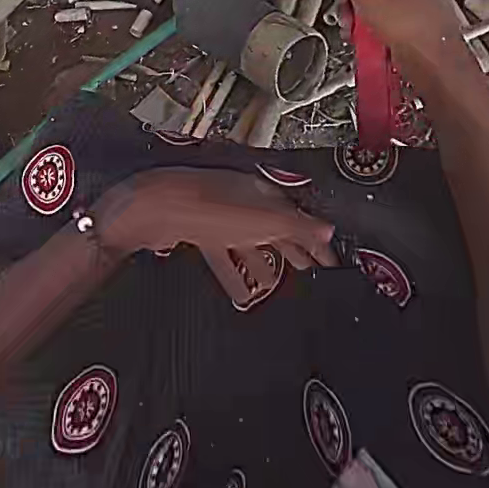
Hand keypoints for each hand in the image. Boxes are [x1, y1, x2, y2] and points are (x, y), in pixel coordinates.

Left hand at [90, 168, 336, 302]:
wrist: (159, 208)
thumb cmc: (214, 207)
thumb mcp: (264, 218)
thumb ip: (296, 226)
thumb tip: (329, 230)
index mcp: (260, 191)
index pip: (295, 215)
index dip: (313, 239)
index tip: (329, 262)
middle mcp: (240, 200)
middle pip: (272, 228)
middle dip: (291, 250)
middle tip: (310, 273)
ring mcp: (217, 216)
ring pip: (247, 243)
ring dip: (261, 264)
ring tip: (276, 288)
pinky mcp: (196, 232)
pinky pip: (221, 256)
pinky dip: (232, 274)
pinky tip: (240, 295)